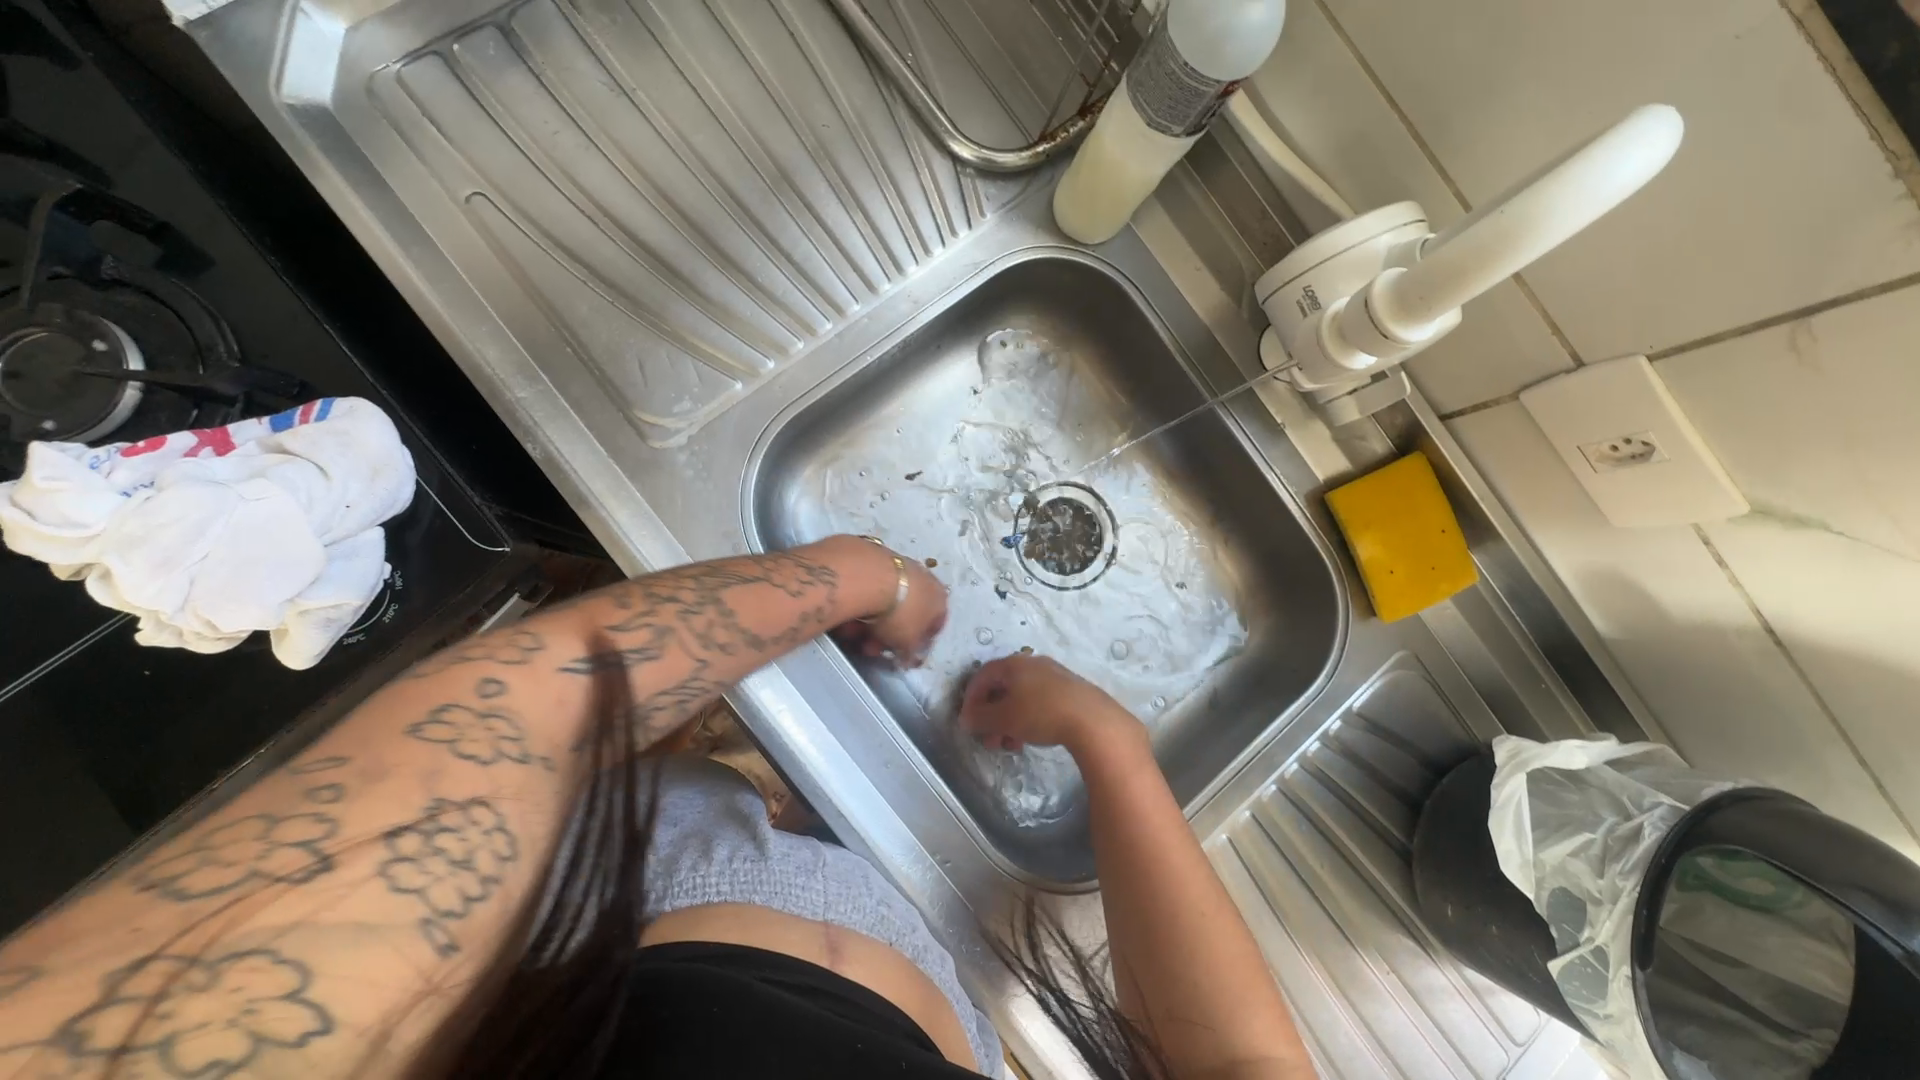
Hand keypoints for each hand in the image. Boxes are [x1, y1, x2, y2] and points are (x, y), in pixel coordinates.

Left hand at [833, 540, 947, 665]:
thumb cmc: (898, 614)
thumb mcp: (906, 644)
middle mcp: (924, 577)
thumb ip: (909, 652)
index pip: (935, 625)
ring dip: (870, 619)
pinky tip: (846, 610)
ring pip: (886, 599)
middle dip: (887, 633)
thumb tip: (907, 658)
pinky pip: (869, 585)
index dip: (917, 643)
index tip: (899, 654)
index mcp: (940, 597)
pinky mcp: (873, 554)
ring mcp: (899, 563)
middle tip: (869, 646)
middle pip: (906, 612)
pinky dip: (860, 599)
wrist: (868, 574)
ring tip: (851, 631)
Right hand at [960, 654, 1136, 752]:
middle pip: (1002, 687)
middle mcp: (1032, 663)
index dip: (970, 699)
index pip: (982, 676)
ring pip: (1021, 697)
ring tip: (1011, 745)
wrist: (1092, 720)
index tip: (968, 722)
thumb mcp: (1004, 719)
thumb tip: (966, 718)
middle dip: (991, 716)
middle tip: (990, 740)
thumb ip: (981, 718)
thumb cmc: (1041, 714)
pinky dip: (1028, 718)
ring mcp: (1054, 674)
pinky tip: (1031, 738)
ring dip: (1009, 721)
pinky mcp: (1070, 690)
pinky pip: (1039, 701)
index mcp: (1013, 664)